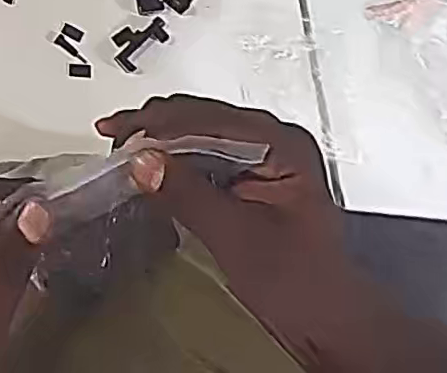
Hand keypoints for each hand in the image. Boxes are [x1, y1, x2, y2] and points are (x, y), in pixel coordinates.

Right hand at [98, 95, 446, 372]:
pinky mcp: (250, 172)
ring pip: (199, 129)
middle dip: (155, 124)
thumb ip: (189, 195)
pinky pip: (204, 150)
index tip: (122, 131)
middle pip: (202, 115)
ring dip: (161, 137)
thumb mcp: (238, 238)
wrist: (332, 330)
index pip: (207, 118)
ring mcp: (263, 154)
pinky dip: (173, 154)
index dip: (159, 123)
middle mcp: (273, 138)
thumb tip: (143, 159)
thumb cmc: (302, 287)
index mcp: (281, 142)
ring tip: (123, 145)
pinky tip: (149, 161)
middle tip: (115, 135)